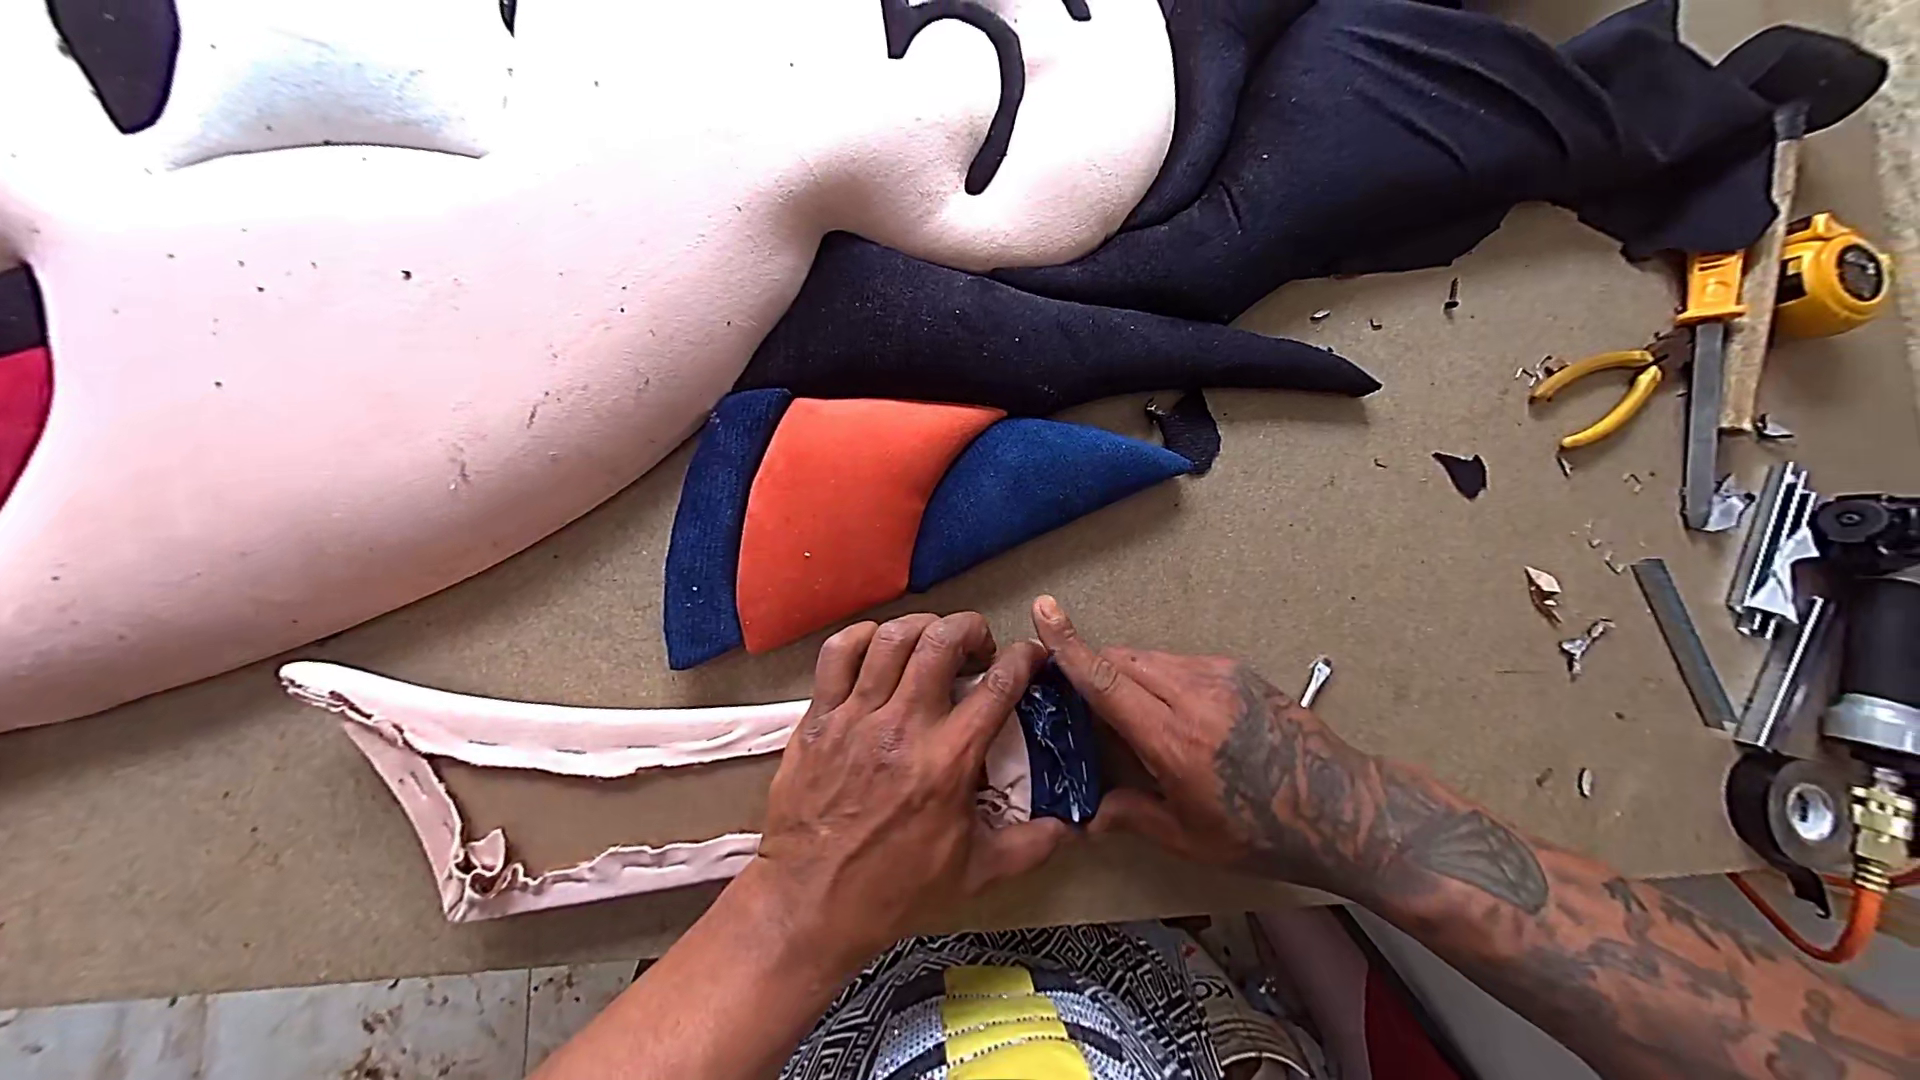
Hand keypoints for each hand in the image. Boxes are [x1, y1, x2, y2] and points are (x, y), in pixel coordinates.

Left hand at [748, 612, 1073, 965]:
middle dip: (971, 628)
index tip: (1029, 655)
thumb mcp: (975, 874)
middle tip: (978, 647)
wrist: (810, 902)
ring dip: (922, 627)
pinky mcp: (819, 717)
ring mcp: (856, 717)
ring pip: (891, 638)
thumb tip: (1070, 826)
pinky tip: (877, 646)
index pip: (999, 685)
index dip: (1024, 658)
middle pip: (943, 641)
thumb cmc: (893, 890)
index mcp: (948, 760)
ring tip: (932, 642)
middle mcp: (903, 726)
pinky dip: (861, 636)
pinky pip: (837, 654)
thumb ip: (1030, 845)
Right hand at [1030, 595, 1378, 894]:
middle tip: (1083, 703)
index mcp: (1174, 740)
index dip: (1069, 645)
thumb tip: (1089, 817)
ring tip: (1135, 717)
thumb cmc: (1265, 832)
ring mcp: (1218, 675)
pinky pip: (1176, 662)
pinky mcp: (1235, 669)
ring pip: (1147, 657)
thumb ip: (1131, 816)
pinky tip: (1173, 712)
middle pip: (1121, 659)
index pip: (1107, 680)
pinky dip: (1158, 678)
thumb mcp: (1191, 838)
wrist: (1346, 809)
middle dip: (1092, 669)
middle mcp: (1193, 695)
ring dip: (1126, 675)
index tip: (1044, 610)